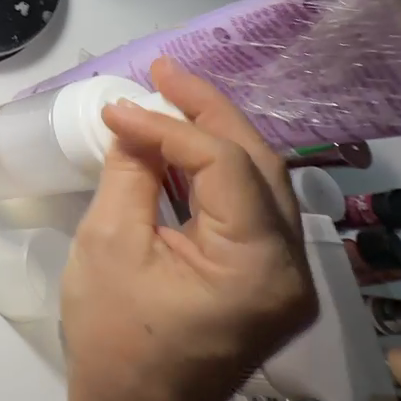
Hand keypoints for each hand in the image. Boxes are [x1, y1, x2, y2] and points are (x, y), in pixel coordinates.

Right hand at [62, 58, 315, 400]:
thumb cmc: (116, 331)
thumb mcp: (109, 243)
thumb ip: (130, 174)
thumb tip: (133, 123)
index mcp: (258, 267)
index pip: (225, 165)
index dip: (169, 125)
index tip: (115, 107)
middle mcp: (291, 268)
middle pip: (261, 164)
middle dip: (209, 109)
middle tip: (162, 69)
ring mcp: (285, 275)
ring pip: (261, 180)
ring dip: (215, 131)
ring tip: (170, 90)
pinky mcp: (265, 277)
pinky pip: (249, 204)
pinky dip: (214, 165)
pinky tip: (180, 142)